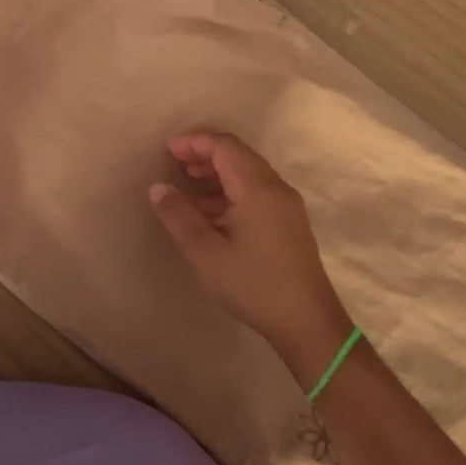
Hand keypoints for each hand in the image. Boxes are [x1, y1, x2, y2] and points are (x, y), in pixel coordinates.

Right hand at [147, 129, 352, 387]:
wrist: (306, 322)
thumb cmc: (252, 285)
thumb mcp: (204, 252)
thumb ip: (179, 215)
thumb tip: (159, 187)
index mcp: (258, 190)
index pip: (225, 147)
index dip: (194, 142)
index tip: (166, 149)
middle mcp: (276, 189)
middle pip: (239, 155)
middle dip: (204, 153)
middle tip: (173, 163)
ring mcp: (286, 206)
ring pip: (248, 173)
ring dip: (216, 172)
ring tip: (186, 187)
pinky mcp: (288, 223)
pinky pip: (256, 191)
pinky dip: (229, 190)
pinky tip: (209, 212)